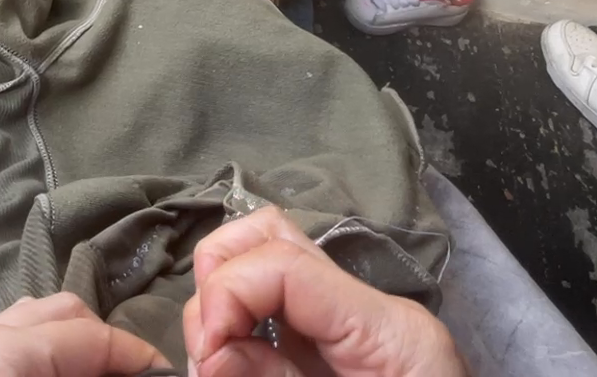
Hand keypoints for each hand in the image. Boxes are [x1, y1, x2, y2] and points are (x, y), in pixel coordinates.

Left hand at [0, 292, 168, 376]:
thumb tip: (140, 370)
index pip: (87, 336)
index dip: (136, 355)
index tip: (167, 372)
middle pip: (55, 311)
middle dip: (101, 340)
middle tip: (131, 373)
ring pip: (20, 322)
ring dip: (64, 346)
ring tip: (93, 374)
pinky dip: (26, 356)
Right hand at [183, 207, 466, 376]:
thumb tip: (208, 357)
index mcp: (391, 333)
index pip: (284, 263)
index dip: (227, 295)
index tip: (206, 359)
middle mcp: (371, 308)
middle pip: (270, 236)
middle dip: (220, 283)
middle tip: (206, 354)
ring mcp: (353, 321)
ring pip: (266, 256)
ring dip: (224, 297)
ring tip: (214, 361)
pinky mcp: (336, 345)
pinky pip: (276, 302)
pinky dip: (240, 317)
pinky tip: (232, 358)